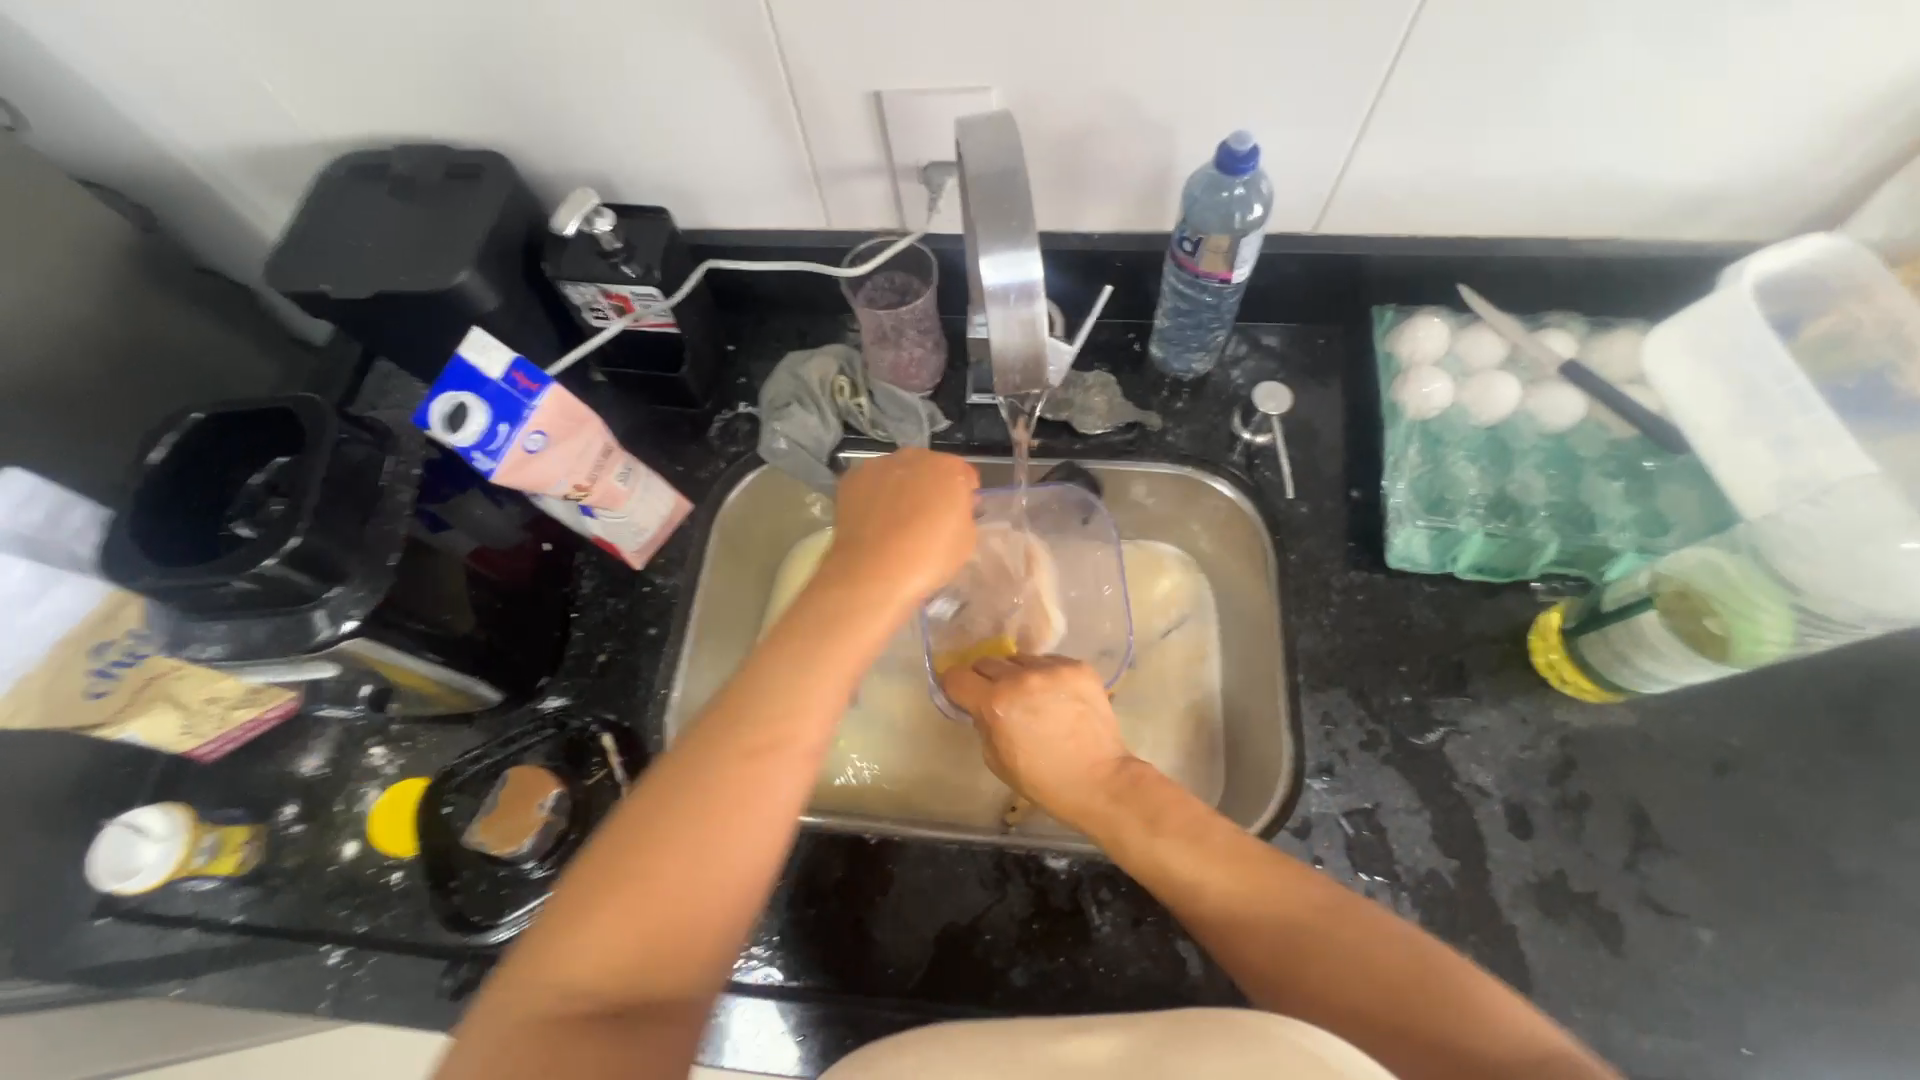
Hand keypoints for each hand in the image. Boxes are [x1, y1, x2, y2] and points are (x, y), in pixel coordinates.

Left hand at [823, 449, 978, 607]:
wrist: (874, 570)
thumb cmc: (929, 558)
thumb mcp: (967, 540)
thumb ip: (963, 514)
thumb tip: (952, 509)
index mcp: (950, 469)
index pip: (964, 475)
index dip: (962, 495)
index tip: (957, 516)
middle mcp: (915, 457)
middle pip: (929, 468)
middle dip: (930, 487)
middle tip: (925, 519)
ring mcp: (880, 465)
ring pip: (897, 473)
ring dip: (900, 489)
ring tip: (894, 522)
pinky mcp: (852, 478)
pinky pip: (871, 483)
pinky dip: (874, 496)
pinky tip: (872, 522)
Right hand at [940, 655, 1139, 831]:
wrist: (1099, 780)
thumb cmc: (1042, 780)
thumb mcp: (995, 759)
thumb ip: (983, 724)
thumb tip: (981, 706)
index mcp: (994, 703)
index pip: (957, 677)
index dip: (955, 686)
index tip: (961, 694)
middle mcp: (1020, 678)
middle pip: (987, 662)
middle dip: (986, 679)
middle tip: (998, 698)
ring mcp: (1052, 669)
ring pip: (1020, 659)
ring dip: (1019, 675)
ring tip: (1034, 698)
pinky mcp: (1078, 667)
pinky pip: (1050, 662)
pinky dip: (1048, 676)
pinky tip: (1059, 698)